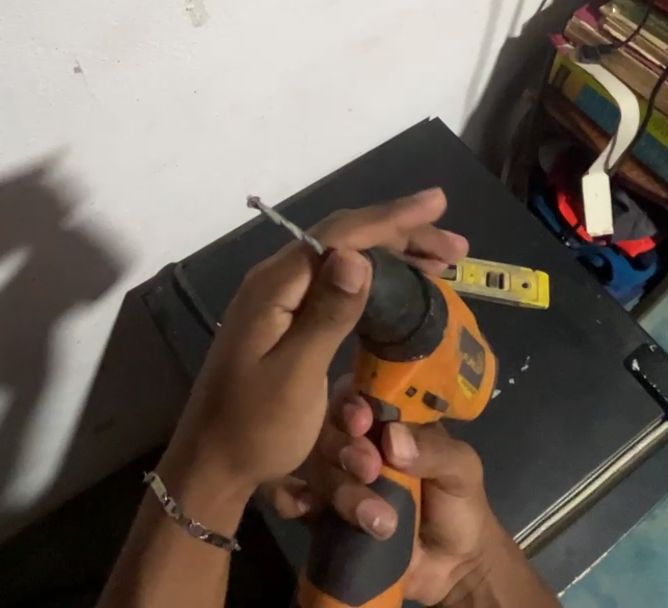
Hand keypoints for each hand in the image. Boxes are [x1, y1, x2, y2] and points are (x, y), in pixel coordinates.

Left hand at [159, 189, 465, 496]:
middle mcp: (277, 280)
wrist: (213, 462)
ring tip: (441, 263)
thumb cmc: (255, 427)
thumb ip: (327, 315)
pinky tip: (400, 286)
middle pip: (344, 239)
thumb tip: (357, 256)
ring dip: (391, 253)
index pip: (339, 235)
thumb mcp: (297, 375)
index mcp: (275, 285)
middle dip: (400, 234)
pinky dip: (374, 277)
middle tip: (454, 247)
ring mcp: (280, 298)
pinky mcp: (287, 317)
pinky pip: (337, 281)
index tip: (437, 203)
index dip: (390, 218)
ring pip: (343, 258)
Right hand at [268, 380, 498, 605]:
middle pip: (327, 428)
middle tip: (371, 471)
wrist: (453, 571)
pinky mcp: (320, 513)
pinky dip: (289, 498)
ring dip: (338, 489)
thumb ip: (435, 451)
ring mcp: (334, 476)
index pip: (354, 395)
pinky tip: (305, 510)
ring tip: (375, 520)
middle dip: (344, 449)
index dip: (350, 404)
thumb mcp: (462, 470)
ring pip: (312, 465)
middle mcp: (352, 441)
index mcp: (383, 419)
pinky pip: (289, 496)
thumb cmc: (458, 504)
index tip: (360, 423)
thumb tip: (393, 440)